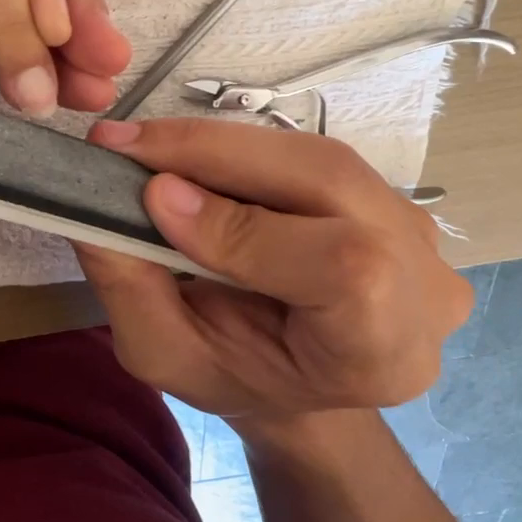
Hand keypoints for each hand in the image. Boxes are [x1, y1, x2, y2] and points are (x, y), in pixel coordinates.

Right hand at [73, 119, 472, 420]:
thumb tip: (98, 207)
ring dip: (220, 144)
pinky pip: (311, 155)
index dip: (245, 226)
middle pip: (331, 184)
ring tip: (143, 147)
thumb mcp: (160, 354)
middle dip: (216, 153)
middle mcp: (424, 287)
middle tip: (122, 144)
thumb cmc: (229, 377)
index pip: (343, 269)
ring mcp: (420, 236)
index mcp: (381, 353)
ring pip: (318, 158)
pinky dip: (240, 148)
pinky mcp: (392, 199)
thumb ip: (129, 289)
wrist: (292, 377)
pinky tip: (188, 157)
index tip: (152, 198)